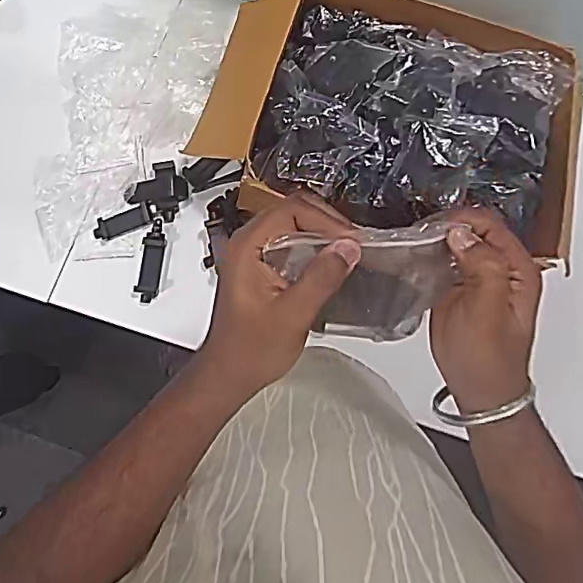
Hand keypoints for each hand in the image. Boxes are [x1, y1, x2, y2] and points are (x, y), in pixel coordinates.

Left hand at [195, 191, 360, 399]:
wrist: (230, 372)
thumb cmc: (248, 350)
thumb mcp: (293, 315)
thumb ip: (321, 278)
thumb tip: (346, 249)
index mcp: (247, 246)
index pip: (291, 210)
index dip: (326, 220)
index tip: (349, 239)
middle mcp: (246, 243)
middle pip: (292, 209)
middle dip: (326, 222)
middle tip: (353, 242)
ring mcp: (252, 253)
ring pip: (292, 223)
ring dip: (321, 233)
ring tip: (346, 250)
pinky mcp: (260, 265)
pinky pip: (290, 240)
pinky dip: (313, 245)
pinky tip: (329, 261)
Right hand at [430, 206, 544, 412]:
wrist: (479, 391)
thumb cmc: (489, 360)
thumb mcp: (488, 311)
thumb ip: (483, 268)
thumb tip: (464, 234)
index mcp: (518, 271)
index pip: (491, 225)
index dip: (463, 220)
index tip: (436, 226)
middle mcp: (502, 269)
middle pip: (474, 229)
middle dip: (448, 225)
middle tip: (422, 233)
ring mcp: (480, 277)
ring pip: (459, 242)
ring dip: (437, 238)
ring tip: (416, 242)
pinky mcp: (461, 287)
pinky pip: (446, 259)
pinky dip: (431, 254)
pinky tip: (417, 258)